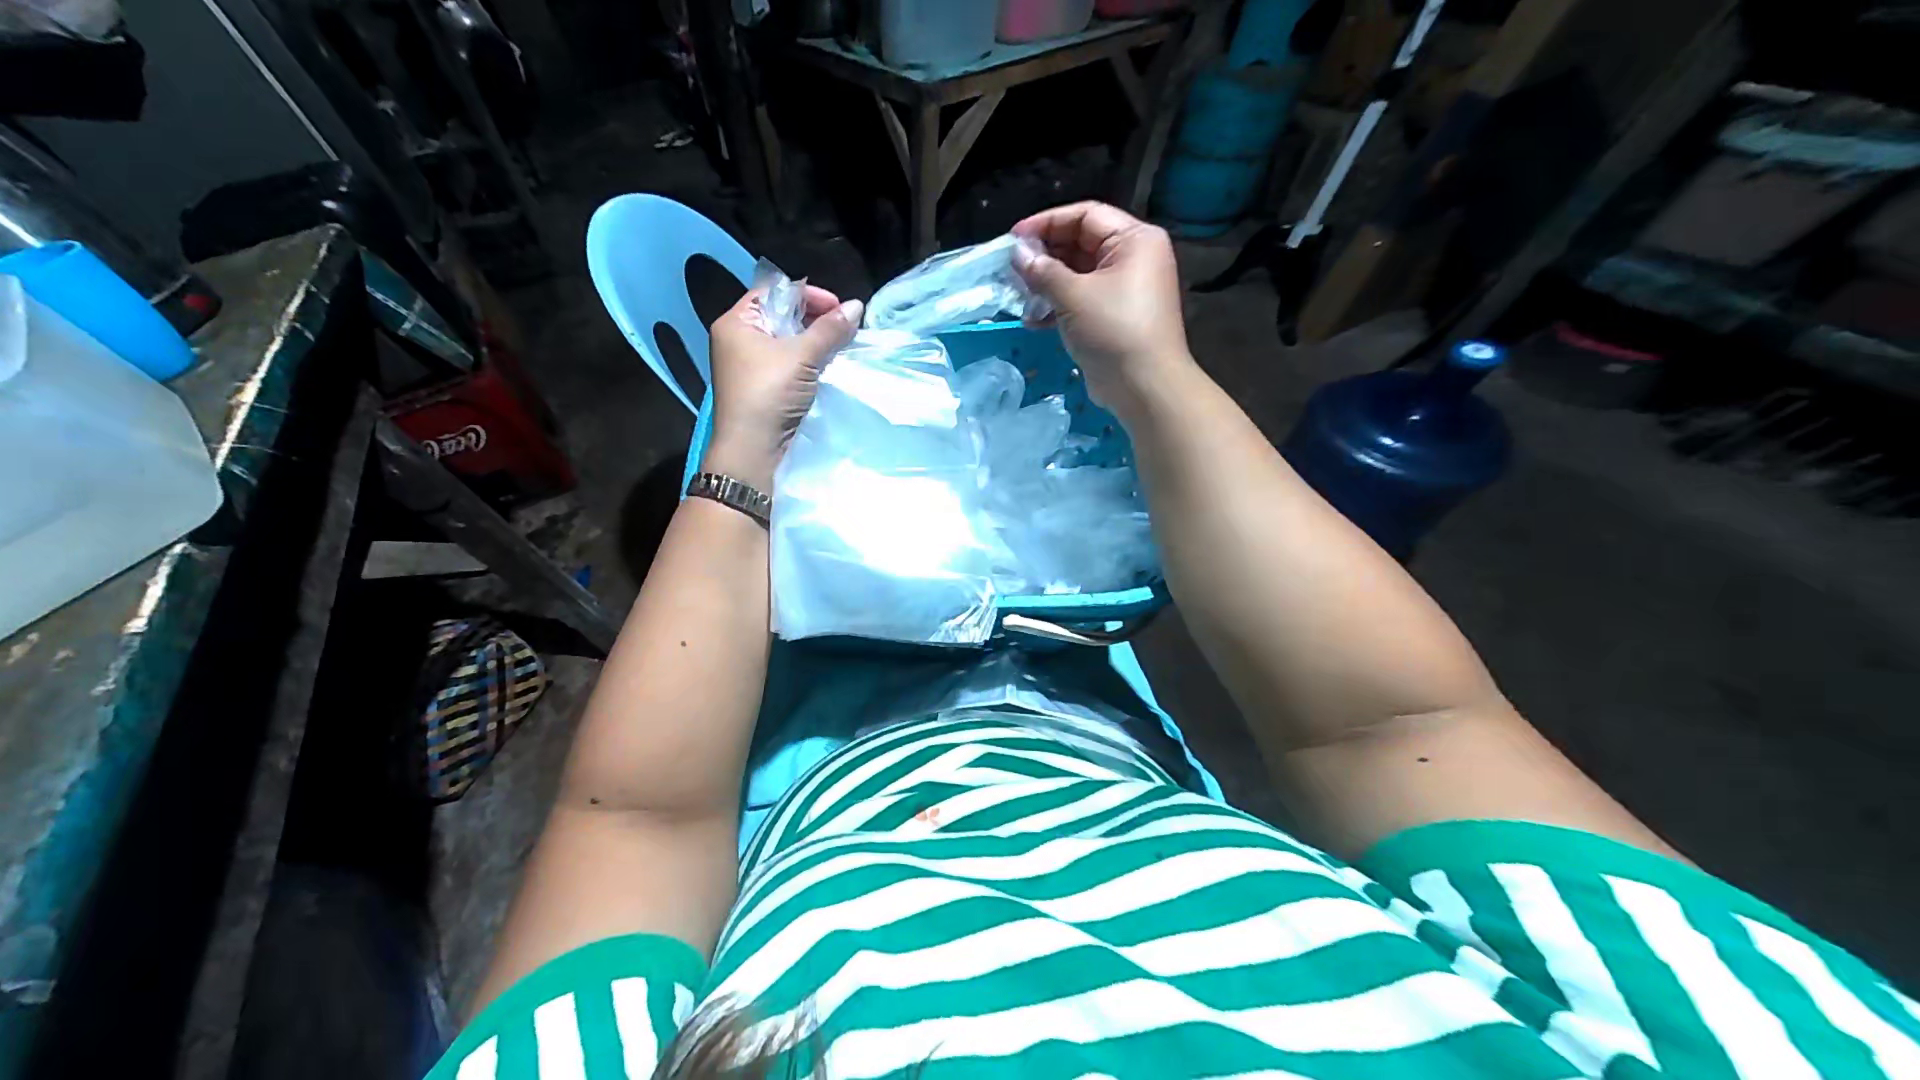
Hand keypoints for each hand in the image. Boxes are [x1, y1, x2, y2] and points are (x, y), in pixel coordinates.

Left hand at [703, 285, 862, 490]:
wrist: (752, 450)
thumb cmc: (768, 393)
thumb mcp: (801, 356)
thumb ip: (830, 329)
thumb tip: (857, 306)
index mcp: (736, 322)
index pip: (774, 291)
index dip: (807, 294)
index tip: (838, 308)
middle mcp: (739, 339)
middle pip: (783, 314)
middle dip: (815, 319)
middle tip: (843, 328)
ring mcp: (750, 365)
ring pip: (789, 341)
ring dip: (815, 342)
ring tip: (841, 346)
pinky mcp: (764, 387)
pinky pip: (789, 363)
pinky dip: (809, 362)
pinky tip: (829, 366)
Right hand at [1011, 201, 1195, 423]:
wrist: (1144, 386)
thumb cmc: (1113, 330)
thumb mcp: (1073, 295)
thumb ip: (1042, 270)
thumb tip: (1018, 253)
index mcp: (1134, 239)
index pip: (1085, 215)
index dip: (1046, 223)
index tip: (1013, 239)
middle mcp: (1133, 258)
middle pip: (1080, 243)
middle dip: (1044, 256)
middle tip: (1011, 268)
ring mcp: (1124, 289)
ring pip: (1078, 274)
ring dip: (1046, 283)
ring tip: (1018, 295)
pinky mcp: (1113, 317)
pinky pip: (1081, 300)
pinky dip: (1058, 306)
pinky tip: (1033, 320)